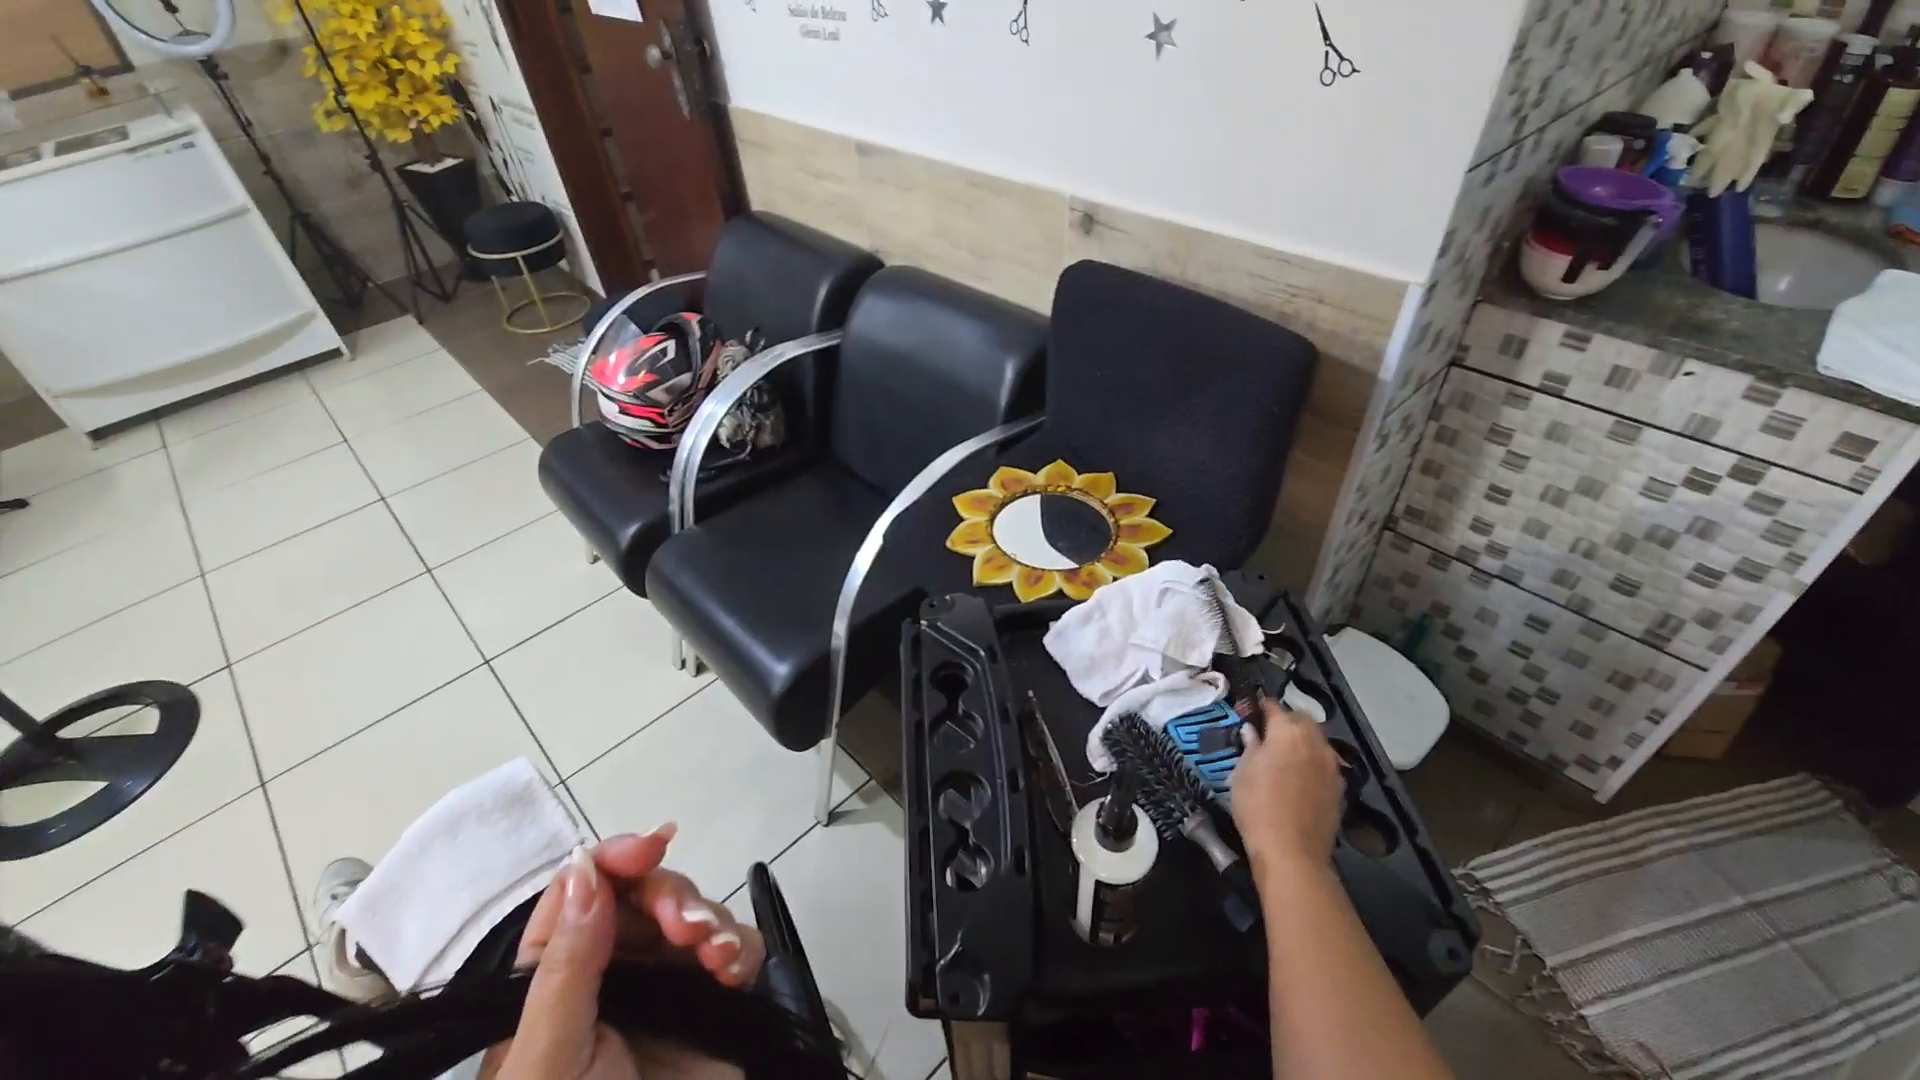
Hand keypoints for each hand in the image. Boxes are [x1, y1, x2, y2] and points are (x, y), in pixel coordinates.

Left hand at [484, 827, 765, 1079]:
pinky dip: (740, 946)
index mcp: (560, 972)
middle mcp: (615, 967)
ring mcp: (669, 982)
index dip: (615, 858)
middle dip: (670, 895)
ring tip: (715, 957)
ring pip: (695, 913)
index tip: (651, 846)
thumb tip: (583, 869)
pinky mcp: (715, 1000)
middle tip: (685, 927)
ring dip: (709, 920)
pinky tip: (733, 969)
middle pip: (646, 892)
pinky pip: (736, 949)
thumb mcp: (548, 1055)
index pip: (583, 890)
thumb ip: (563, 965)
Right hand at [1231, 701, 1343, 874]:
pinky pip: (1324, 764)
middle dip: (1286, 722)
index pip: (1274, 707)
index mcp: (1288, 732)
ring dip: (1302, 742)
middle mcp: (1315, 742)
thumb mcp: (1242, 772)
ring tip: (1284, 758)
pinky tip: (1299, 779)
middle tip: (1267, 736)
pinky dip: (1312, 763)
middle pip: (1302, 720)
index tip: (1251, 713)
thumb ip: (1251, 746)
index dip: (1260, 707)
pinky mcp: (1339, 787)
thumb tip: (1253, 732)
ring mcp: (1332, 765)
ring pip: (1316, 742)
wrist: (1292, 851)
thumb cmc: (1257, 806)